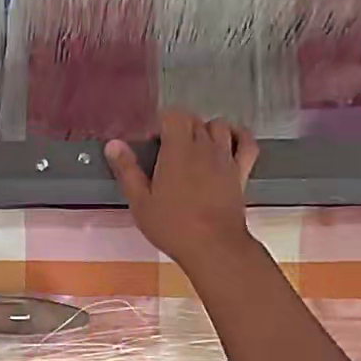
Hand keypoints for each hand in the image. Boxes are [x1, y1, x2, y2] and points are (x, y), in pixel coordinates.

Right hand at [104, 110, 259, 266]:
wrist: (212, 245)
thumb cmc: (171, 225)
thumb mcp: (140, 202)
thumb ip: (127, 170)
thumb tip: (113, 144)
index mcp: (178, 150)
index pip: (173, 116)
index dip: (160, 124)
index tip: (150, 143)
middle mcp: (205, 146)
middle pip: (194, 120)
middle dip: (178, 128)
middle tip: (164, 152)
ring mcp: (226, 156)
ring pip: (219, 126)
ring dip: (204, 131)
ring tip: (191, 149)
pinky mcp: (241, 170)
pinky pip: (246, 141)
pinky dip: (238, 136)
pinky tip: (228, 142)